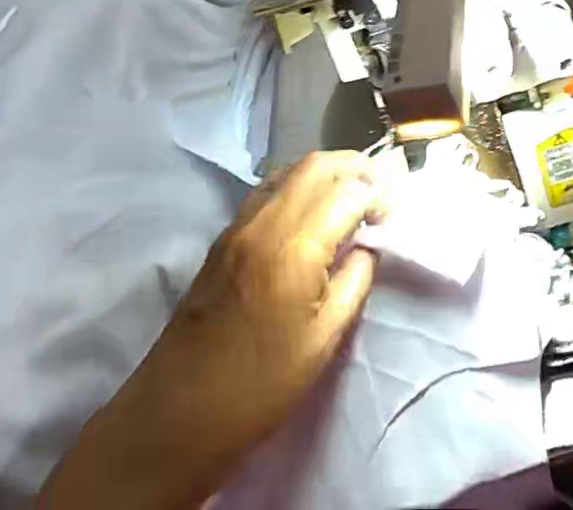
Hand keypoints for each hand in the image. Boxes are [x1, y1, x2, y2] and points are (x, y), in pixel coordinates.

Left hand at [37, 151, 385, 509]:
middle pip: (316, 165)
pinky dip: (297, 184)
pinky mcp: (225, 233)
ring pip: (289, 169)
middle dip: (354, 167)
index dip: (376, 195)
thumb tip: (366, 245)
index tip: (390, 215)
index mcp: (294, 248)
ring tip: (349, 195)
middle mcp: (265, 221)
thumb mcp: (324, 340)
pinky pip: (268, 188)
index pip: (346, 192)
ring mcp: (239, 223)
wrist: (182, 406)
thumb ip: (354, 280)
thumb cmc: (262, 384)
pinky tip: (311, 208)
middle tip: (377, 192)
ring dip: (324, 171)